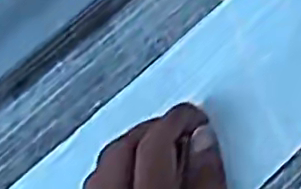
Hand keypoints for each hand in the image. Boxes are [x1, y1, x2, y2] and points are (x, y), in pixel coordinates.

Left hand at [85, 104, 225, 188]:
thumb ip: (207, 178)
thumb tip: (205, 139)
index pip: (156, 140)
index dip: (182, 119)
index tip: (199, 118)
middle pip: (122, 149)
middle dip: (153, 129)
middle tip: (181, 127)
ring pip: (102, 169)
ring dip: (130, 151)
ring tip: (159, 151)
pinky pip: (93, 187)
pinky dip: (114, 174)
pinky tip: (133, 178)